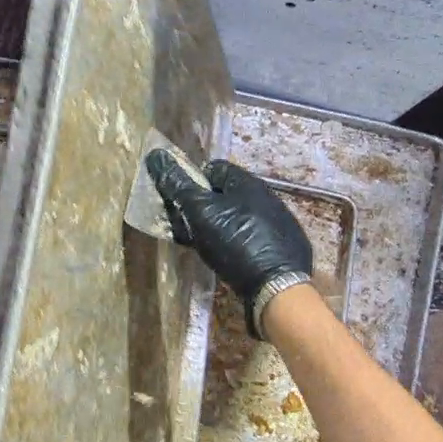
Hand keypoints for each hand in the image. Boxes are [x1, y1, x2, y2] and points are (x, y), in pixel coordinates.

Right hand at [146, 152, 312, 338]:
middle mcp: (267, 195)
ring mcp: (280, 220)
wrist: (277, 286)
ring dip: (224, 224)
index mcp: (247, 181)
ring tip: (210, 246)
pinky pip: (256, 234)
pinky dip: (242, 241)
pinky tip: (235, 258)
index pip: (213, 168)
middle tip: (192, 228)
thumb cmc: (234, 242)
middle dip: (207, 207)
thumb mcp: (200, 213)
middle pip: (227, 193)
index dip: (193, 183)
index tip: (181, 204)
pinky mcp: (286, 244)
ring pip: (241, 215)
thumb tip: (156, 156)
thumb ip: (179, 185)